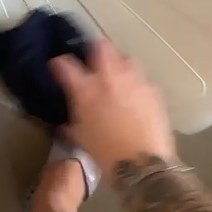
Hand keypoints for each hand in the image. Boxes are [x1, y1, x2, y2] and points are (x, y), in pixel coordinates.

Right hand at [49, 41, 176, 169]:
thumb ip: (71, 122)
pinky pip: (142, 78)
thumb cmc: (105, 152)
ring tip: (117, 74)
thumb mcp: (80, 136)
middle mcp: (109, 78)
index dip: (59, 63)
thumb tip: (64, 122)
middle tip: (92, 59)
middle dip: (94, 49)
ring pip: (126, 58)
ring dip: (119, 63)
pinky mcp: (153, 90)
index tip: (57, 65)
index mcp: (86, 90)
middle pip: (101, 47)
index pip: (65, 65)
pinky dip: (136, 82)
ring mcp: (134, 81)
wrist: (143, 164)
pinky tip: (135, 94)